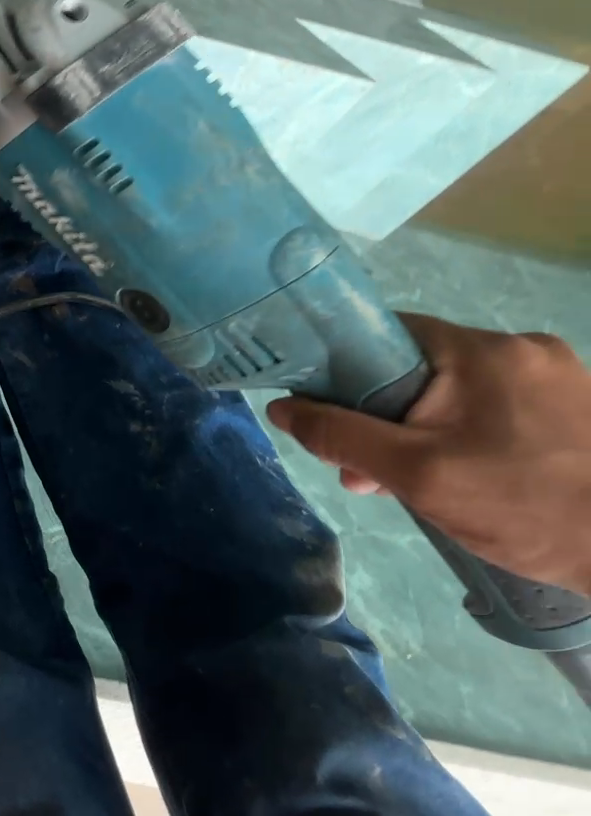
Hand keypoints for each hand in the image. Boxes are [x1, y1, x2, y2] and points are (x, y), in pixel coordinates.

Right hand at [267, 315, 590, 594]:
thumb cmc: (528, 507)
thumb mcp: (414, 474)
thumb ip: (338, 435)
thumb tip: (280, 408)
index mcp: (486, 349)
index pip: (383, 334)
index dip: (339, 369)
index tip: (323, 412)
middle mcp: (526, 349)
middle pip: (415, 367)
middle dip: (377, 415)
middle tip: (363, 467)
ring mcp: (560, 379)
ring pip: (452, 392)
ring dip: (417, 431)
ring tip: (406, 483)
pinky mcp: (577, 409)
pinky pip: (491, 409)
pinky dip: (461, 437)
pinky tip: (458, 476)